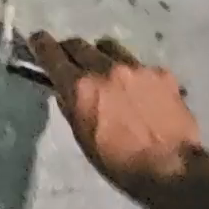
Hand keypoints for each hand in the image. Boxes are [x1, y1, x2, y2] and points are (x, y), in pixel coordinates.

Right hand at [28, 33, 201, 181]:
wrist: (170, 168)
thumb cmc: (117, 160)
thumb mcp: (81, 136)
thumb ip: (70, 105)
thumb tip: (63, 88)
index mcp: (80, 87)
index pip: (52, 54)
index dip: (41, 44)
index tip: (38, 40)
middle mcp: (105, 69)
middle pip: (79, 44)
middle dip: (71, 50)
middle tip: (71, 61)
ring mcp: (136, 68)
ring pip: (110, 48)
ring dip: (101, 56)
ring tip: (107, 74)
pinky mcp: (161, 73)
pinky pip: (137, 65)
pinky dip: (131, 74)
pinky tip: (139, 93)